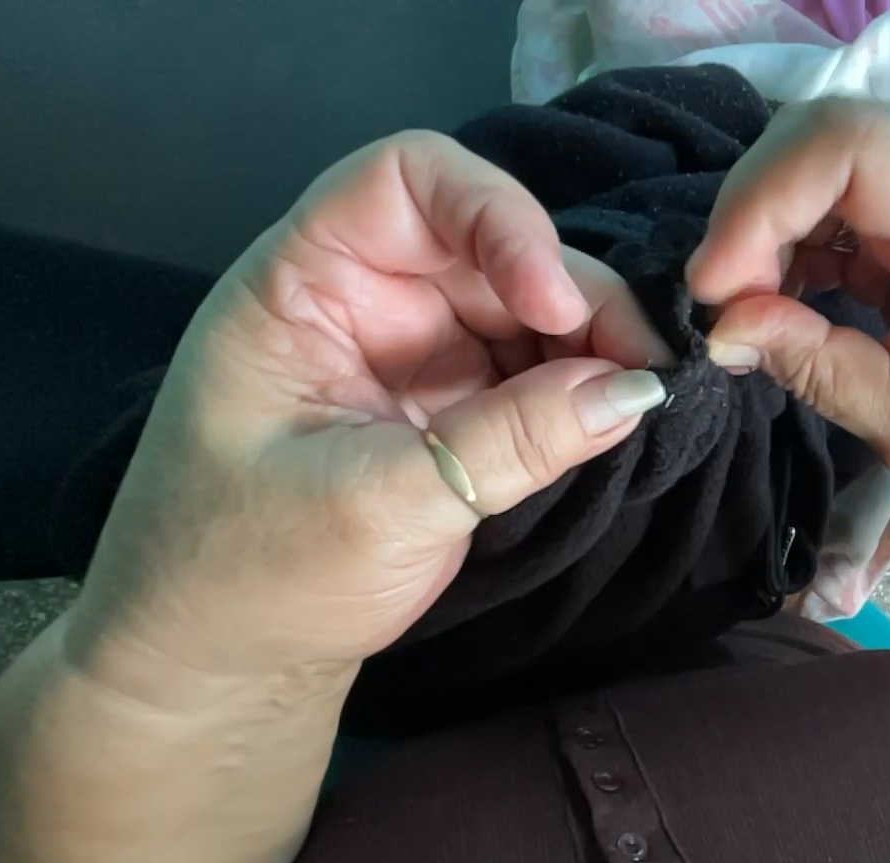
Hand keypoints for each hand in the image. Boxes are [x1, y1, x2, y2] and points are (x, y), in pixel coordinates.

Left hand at [64, 131, 674, 700]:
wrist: (237, 651)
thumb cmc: (255, 572)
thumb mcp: (382, 504)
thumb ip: (513, 442)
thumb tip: (637, 391)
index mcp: (309, 288)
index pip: (411, 184)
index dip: (498, 221)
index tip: (557, 309)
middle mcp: (377, 301)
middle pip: (501, 252)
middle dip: (584, 302)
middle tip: (652, 370)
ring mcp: (428, 355)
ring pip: (538, 313)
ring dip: (600, 348)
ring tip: (644, 400)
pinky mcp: (468, 407)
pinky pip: (546, 373)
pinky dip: (590, 390)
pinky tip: (616, 417)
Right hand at [688, 99, 889, 502]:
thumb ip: (822, 372)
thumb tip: (722, 328)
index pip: (852, 145)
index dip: (762, 200)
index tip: (714, 288)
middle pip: (823, 139)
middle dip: (751, 216)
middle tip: (722, 305)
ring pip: (815, 167)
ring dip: (762, 234)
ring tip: (745, 311)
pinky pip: (828, 208)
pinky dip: (785, 251)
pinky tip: (776, 302)